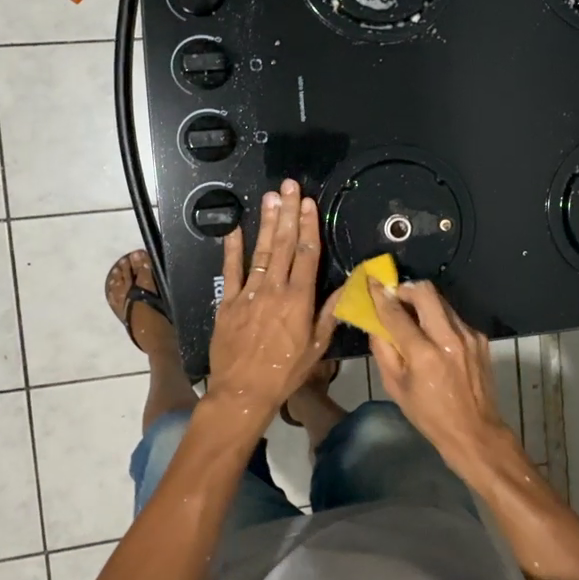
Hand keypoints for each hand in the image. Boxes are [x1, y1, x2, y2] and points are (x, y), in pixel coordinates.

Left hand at [206, 179, 334, 420]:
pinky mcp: (228, 302)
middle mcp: (274, 290)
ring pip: (260, 251)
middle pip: (283, 244)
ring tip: (271, 197)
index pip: (306, 254)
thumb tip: (350, 285)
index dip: (308, 226)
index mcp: (299, 299)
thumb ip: (331, 312)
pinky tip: (236, 227)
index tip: (309, 203)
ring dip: (266, 222)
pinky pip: (231, 270)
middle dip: (288, 213)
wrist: (242, 393)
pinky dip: (232, 248)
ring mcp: (249, 294)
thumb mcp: (317, 347)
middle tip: (290, 186)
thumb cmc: (285, 373)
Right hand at [367, 279, 515, 465]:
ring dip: (424, 303)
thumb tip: (375, 323)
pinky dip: (440, 321)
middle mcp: (449, 338)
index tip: (372, 283)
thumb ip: (383, 351)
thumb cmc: (429, 415)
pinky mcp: (480, 338)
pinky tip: (436, 338)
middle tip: (395, 297)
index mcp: (424, 354)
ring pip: (442, 302)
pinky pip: (455, 318)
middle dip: (406, 288)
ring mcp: (469, 335)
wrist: (474, 430)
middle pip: (426, 292)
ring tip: (414, 318)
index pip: (396, 314)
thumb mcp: (395, 387)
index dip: (381, 296)